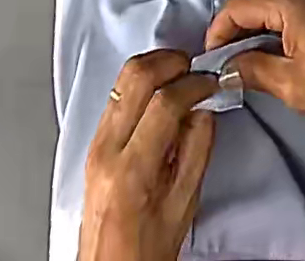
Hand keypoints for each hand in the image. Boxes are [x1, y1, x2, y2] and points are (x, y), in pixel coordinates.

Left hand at [79, 50, 217, 260]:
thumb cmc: (147, 248)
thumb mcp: (186, 200)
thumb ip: (199, 146)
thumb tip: (204, 106)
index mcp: (132, 170)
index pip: (165, 101)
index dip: (195, 83)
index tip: (212, 83)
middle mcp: (106, 151)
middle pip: (136, 76)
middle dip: (173, 61)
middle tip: (195, 69)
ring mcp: (95, 145)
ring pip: (123, 78)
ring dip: (157, 66)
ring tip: (181, 76)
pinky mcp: (93, 144)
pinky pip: (118, 94)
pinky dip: (144, 82)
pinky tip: (163, 92)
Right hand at [205, 0, 304, 126]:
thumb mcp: (292, 84)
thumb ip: (253, 70)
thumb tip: (225, 67)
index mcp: (289, 1)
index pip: (235, 7)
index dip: (216, 35)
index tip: (210, 66)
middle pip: (247, 1)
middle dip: (230, 31)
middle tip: (221, 68)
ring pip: (262, 5)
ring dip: (247, 31)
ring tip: (240, 67)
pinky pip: (279, 9)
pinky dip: (265, 29)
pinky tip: (263, 57)